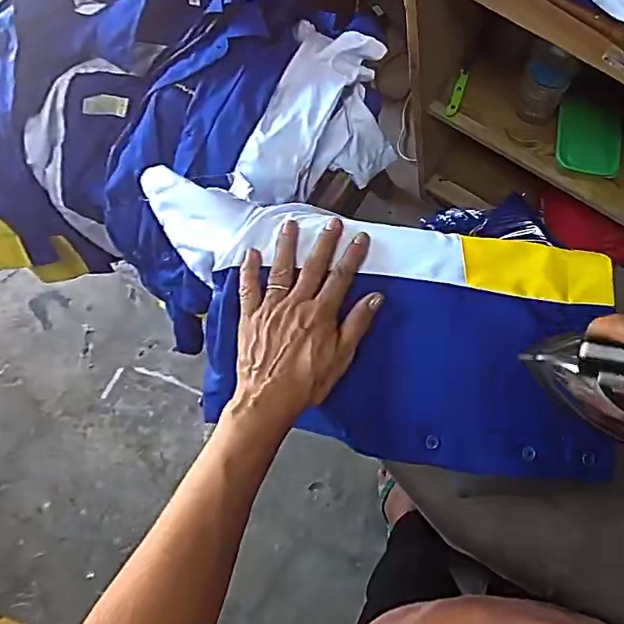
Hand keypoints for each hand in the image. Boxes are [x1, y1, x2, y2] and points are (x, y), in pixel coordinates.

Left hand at [226, 218, 382, 441]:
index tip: (361, 238)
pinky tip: (252, 254)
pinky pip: (249, 288)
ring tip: (291, 225)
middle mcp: (296, 305)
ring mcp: (270, 309)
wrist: (266, 399)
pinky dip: (250, 270)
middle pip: (313, 267)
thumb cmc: (308, 381)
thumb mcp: (343, 355)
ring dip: (287, 246)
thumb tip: (375, 297)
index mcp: (321, 313)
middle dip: (324, 242)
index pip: (341, 277)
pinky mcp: (250, 317)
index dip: (352, 256)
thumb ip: (357, 323)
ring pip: (281, 270)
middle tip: (331, 223)